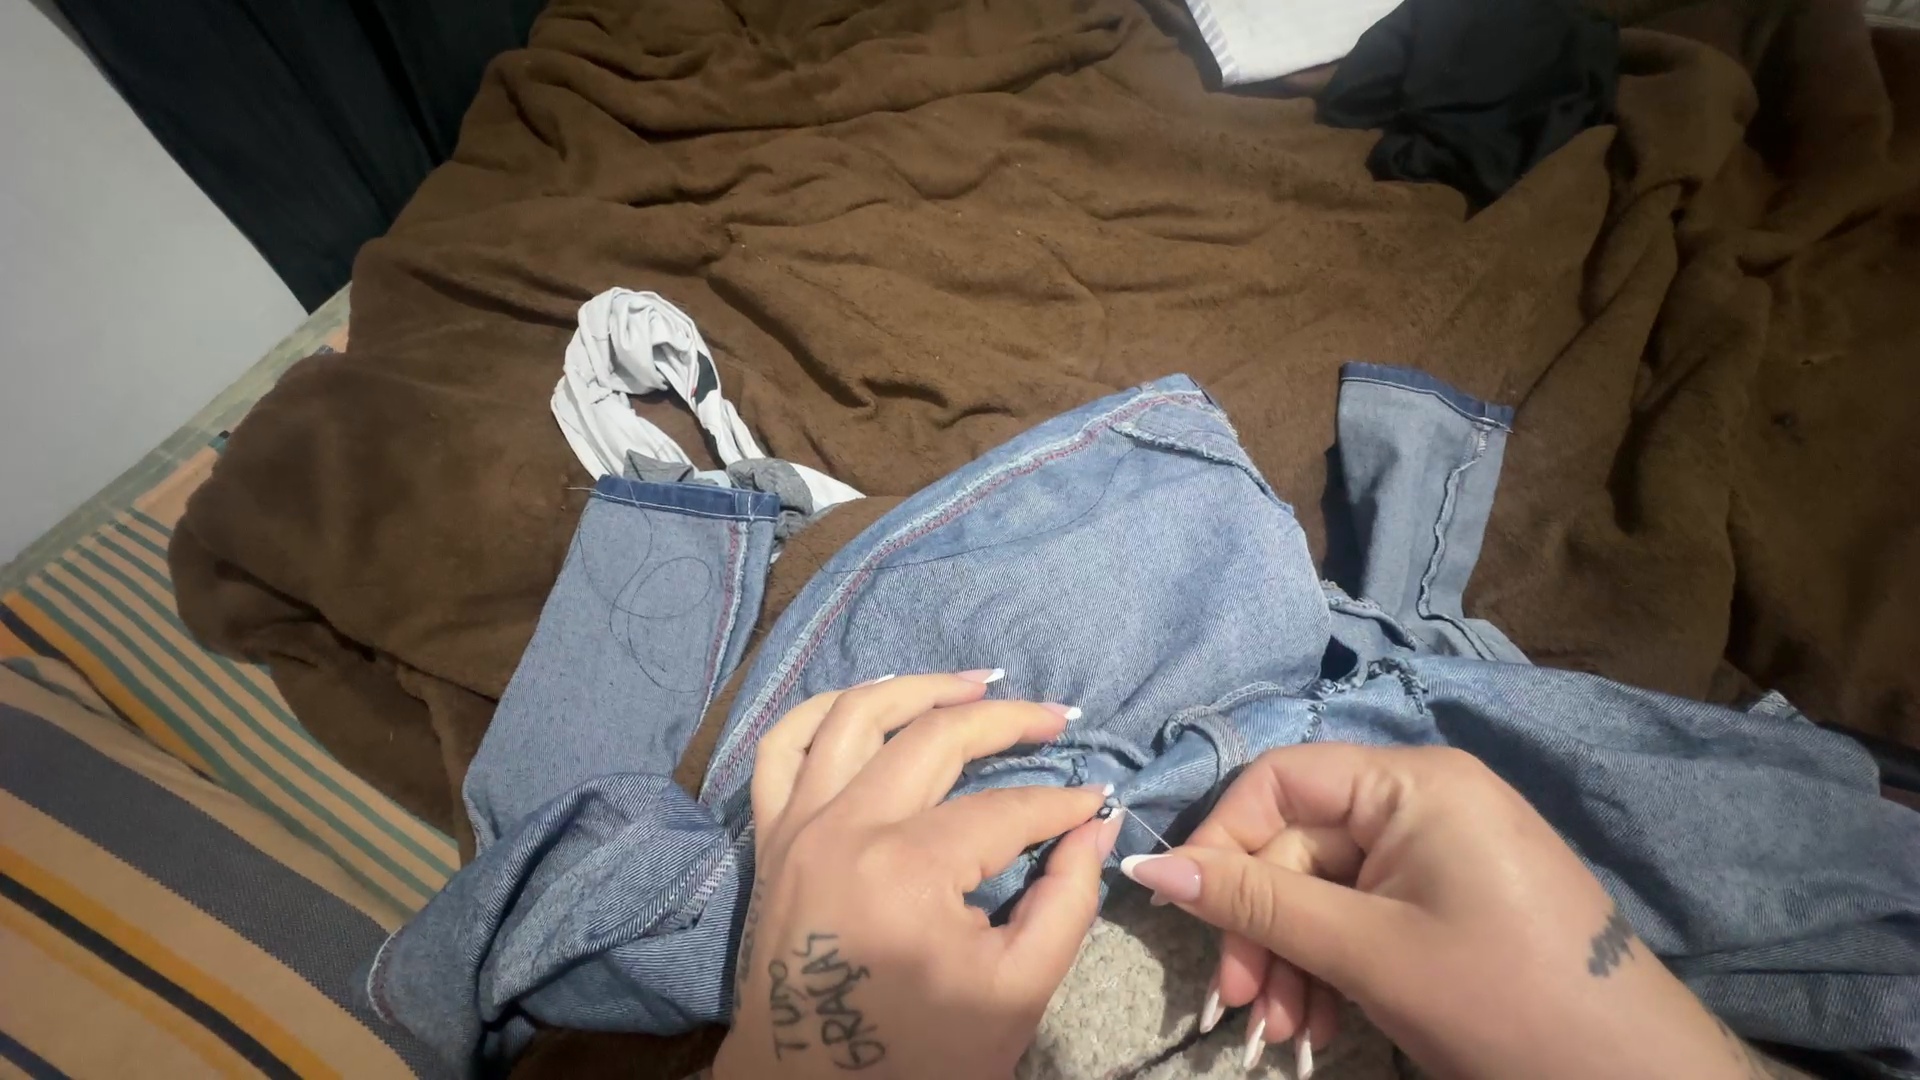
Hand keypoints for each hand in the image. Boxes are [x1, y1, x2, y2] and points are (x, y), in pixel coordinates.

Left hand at [712, 672, 1122, 1079]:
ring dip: (920, 687)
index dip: (1060, 802)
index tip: (1095, 798)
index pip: (1004, 809)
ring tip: (974, 683)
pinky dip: (822, 708)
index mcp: (907, 873)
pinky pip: (781, 745)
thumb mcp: (1017, 994)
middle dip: (1006, 719)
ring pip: (856, 715)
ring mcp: (797, 824)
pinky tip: (869, 698)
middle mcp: (845, 828)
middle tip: (1053, 716)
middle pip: (935, 739)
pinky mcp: (770, 834)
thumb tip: (1093, 824)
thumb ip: (1068, 902)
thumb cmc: (917, 1058)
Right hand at [1118, 744, 1786, 1079]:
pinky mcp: (1438, 898)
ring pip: (1319, 888)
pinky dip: (1326, 966)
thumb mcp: (1367, 953)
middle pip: (1296, 845)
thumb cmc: (1512, 1009)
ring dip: (1287, 956)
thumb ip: (1253, 902)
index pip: (1281, 780)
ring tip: (1279, 1030)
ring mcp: (1430, 850)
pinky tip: (1315, 1021)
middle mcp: (1417, 800)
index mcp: (1411, 782)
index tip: (1186, 905)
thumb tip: (1145, 868)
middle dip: (1261, 925)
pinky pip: (1354, 914)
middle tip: (1239, 1002)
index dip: (1225, 836)